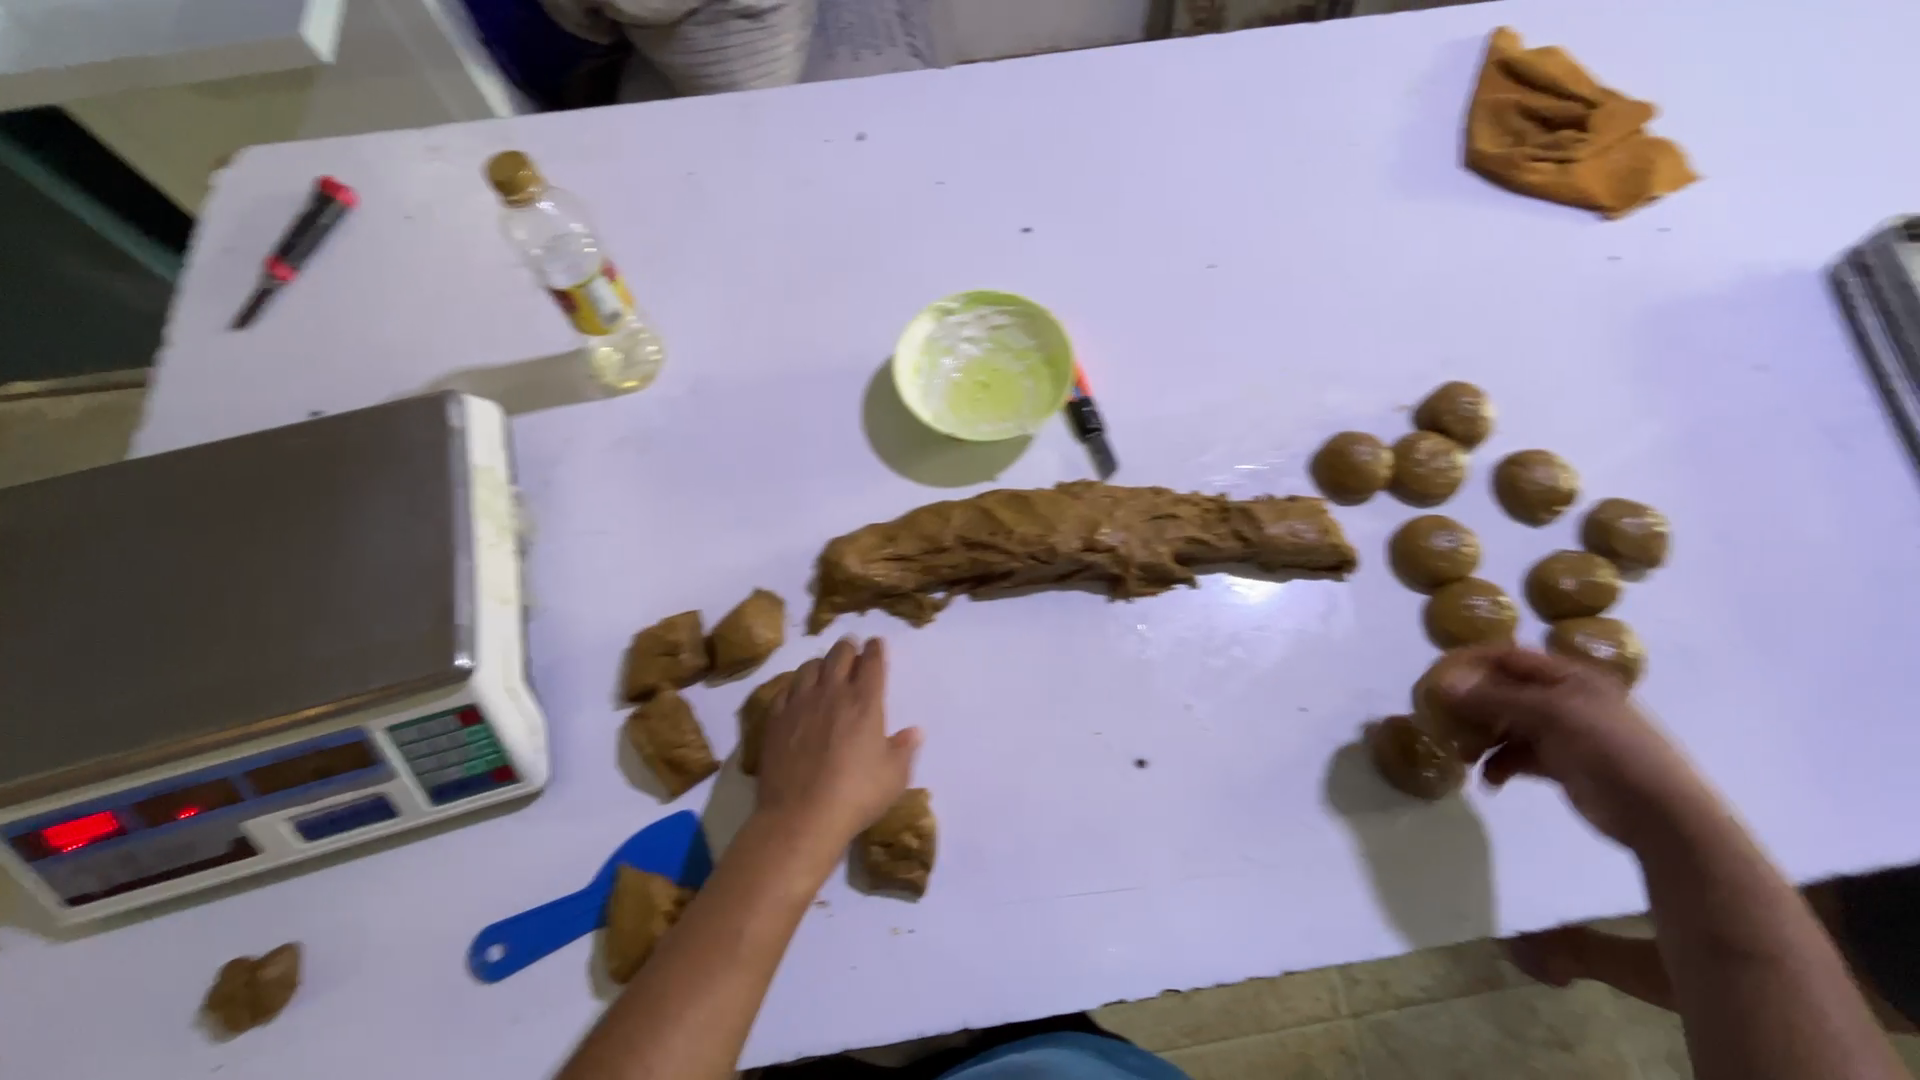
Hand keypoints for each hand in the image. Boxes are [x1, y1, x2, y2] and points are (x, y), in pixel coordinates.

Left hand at [755, 637, 921, 854]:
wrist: (801, 817)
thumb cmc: (856, 796)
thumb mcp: (894, 777)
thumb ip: (904, 750)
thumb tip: (915, 732)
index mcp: (865, 702)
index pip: (872, 662)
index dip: (875, 649)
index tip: (876, 644)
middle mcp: (832, 694)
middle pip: (839, 655)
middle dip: (848, 648)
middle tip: (852, 649)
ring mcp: (799, 705)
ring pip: (809, 667)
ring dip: (820, 663)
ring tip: (824, 670)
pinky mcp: (776, 720)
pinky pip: (784, 690)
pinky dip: (795, 685)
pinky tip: (797, 694)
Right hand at [1430, 646, 1713, 848]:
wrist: (1660, 813)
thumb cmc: (1609, 750)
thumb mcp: (1550, 716)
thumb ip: (1494, 699)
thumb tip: (1442, 686)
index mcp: (1567, 676)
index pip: (1507, 657)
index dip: (1470, 663)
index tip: (1436, 678)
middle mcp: (1563, 698)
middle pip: (1502, 692)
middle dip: (1469, 706)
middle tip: (1439, 721)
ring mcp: (1562, 732)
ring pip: (1505, 725)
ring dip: (1480, 738)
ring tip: (1462, 757)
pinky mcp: (1559, 763)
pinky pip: (1516, 756)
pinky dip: (1498, 765)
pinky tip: (1488, 780)